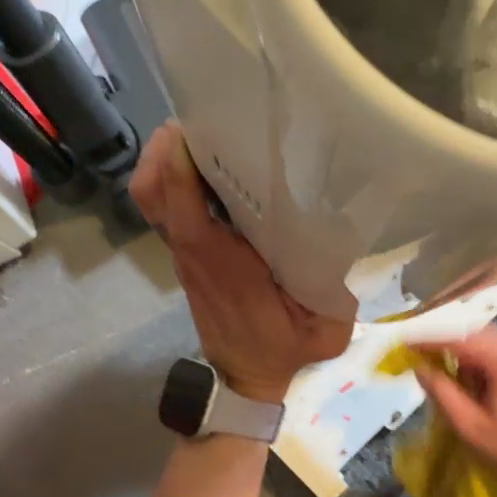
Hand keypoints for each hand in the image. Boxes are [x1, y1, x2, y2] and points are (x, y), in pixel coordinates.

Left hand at [131, 123, 351, 403]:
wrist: (248, 378)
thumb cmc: (286, 352)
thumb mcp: (324, 330)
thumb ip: (333, 289)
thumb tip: (343, 235)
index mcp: (225, 270)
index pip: (188, 216)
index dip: (184, 171)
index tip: (203, 128)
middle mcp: (195, 254)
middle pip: (153, 194)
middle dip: (166, 150)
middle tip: (199, 117)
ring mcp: (184, 252)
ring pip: (153, 197)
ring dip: (165, 160)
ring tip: (200, 129)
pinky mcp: (186, 252)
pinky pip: (166, 207)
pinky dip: (174, 178)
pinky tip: (206, 160)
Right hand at [415, 328, 496, 481]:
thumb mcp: (472, 426)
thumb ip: (443, 393)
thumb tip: (419, 368)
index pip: (457, 338)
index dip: (427, 339)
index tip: (402, 343)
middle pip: (470, 332)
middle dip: (442, 340)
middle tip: (416, 352)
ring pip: (483, 338)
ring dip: (460, 349)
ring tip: (438, 366)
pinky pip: (496, 347)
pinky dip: (476, 356)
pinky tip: (466, 374)